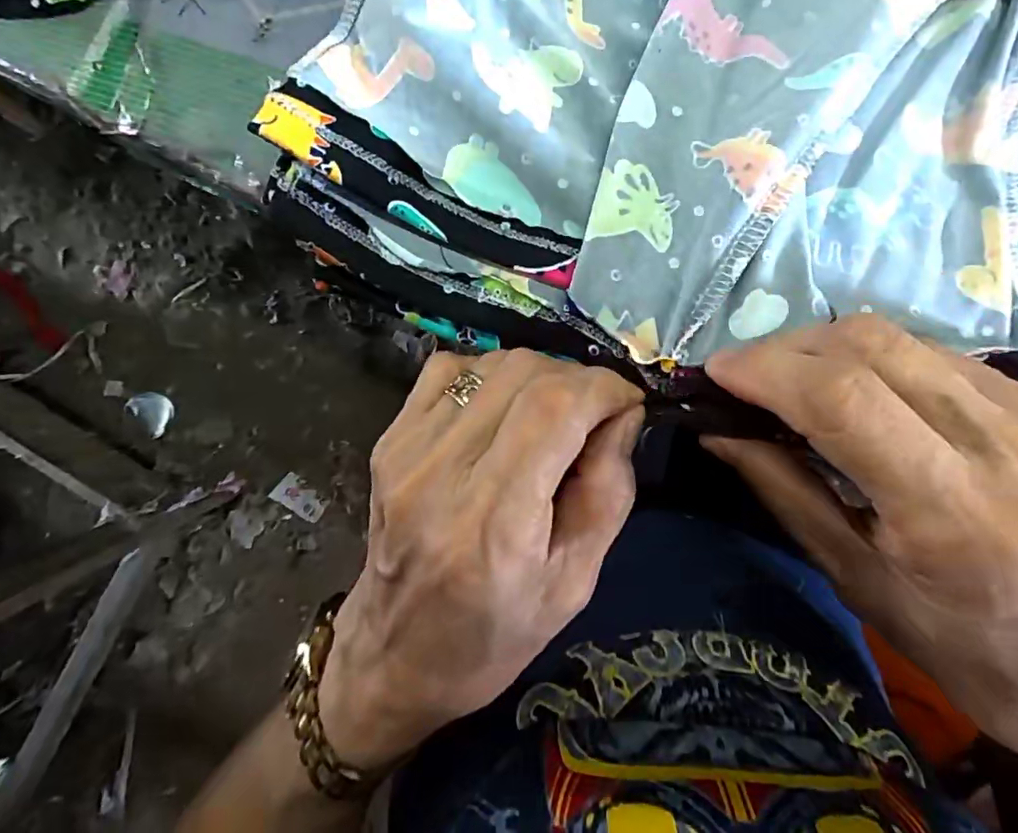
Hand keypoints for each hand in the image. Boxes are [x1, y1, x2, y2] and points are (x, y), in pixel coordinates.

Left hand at [319, 349, 644, 771]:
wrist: (396, 653)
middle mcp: (442, 474)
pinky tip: (501, 410)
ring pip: (491, 364)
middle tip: (594, 413)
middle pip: (524, 373)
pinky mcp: (389, 440)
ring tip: (551, 415)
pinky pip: (449, 369)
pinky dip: (490, 375)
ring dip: (537, 376)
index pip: (555, 408)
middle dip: (577, 380)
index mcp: (495, 523)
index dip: (603, 388)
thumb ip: (608, 491)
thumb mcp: (575, 583)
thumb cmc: (495, 634)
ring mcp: (407, 450)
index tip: (628, 402)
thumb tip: (622, 412)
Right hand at [703, 317, 1017, 832]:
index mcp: (957, 514)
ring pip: (899, 337)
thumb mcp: (856, 579)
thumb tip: (716, 430)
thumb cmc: (965, 647)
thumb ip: (783, 489)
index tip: (716, 372)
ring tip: (789, 379)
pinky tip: (855, 392)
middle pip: (868, 346)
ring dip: (824, 347)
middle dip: (786, 348)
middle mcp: (1008, 449)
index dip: (767, 370)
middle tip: (744, 376)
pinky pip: (934, 354)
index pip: (843, 398)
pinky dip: (873, 360)